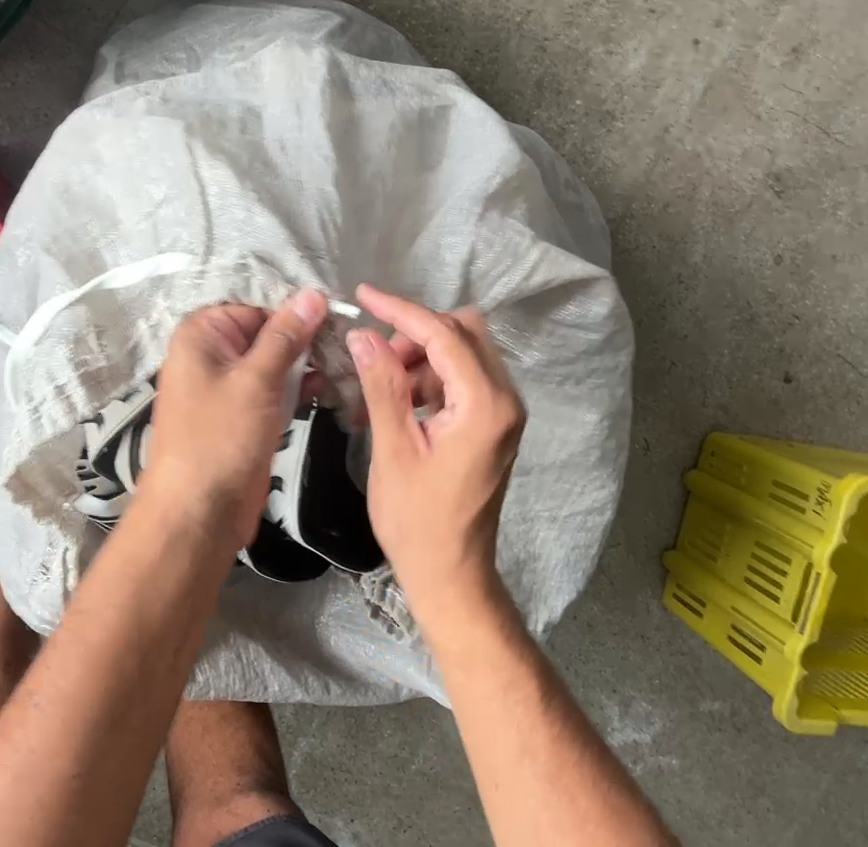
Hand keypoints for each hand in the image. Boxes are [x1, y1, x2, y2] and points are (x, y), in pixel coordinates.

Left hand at [142, 289, 328, 546]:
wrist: (197, 514)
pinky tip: (327, 387)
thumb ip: (285, 336)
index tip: (337, 314)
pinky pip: (273, 389)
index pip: (255, 304)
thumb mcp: (256, 380)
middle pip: (265, 332)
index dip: (294, 309)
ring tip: (346, 365)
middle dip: (304, 338)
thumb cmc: (219, 438)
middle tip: (349, 343)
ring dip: (305, 364)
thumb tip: (312, 294)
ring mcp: (227, 386)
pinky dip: (297, 388)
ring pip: (273, 362)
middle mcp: (211, 354)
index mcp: (202, 334)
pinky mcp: (243, 415)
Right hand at [346, 284, 524, 607]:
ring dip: (419, 356)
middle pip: (463, 333)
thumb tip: (362, 335)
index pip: (444, 335)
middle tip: (374, 357)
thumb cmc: (417, 520)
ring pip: (462, 352)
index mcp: (485, 405)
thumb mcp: (393, 449)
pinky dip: (429, 378)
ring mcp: (502, 412)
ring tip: (379, 388)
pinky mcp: (493, 424)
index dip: (401, 310)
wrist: (450, 572)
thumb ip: (382, 386)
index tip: (363, 295)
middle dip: (414, 333)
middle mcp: (504, 399)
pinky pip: (462, 378)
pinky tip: (397, 403)